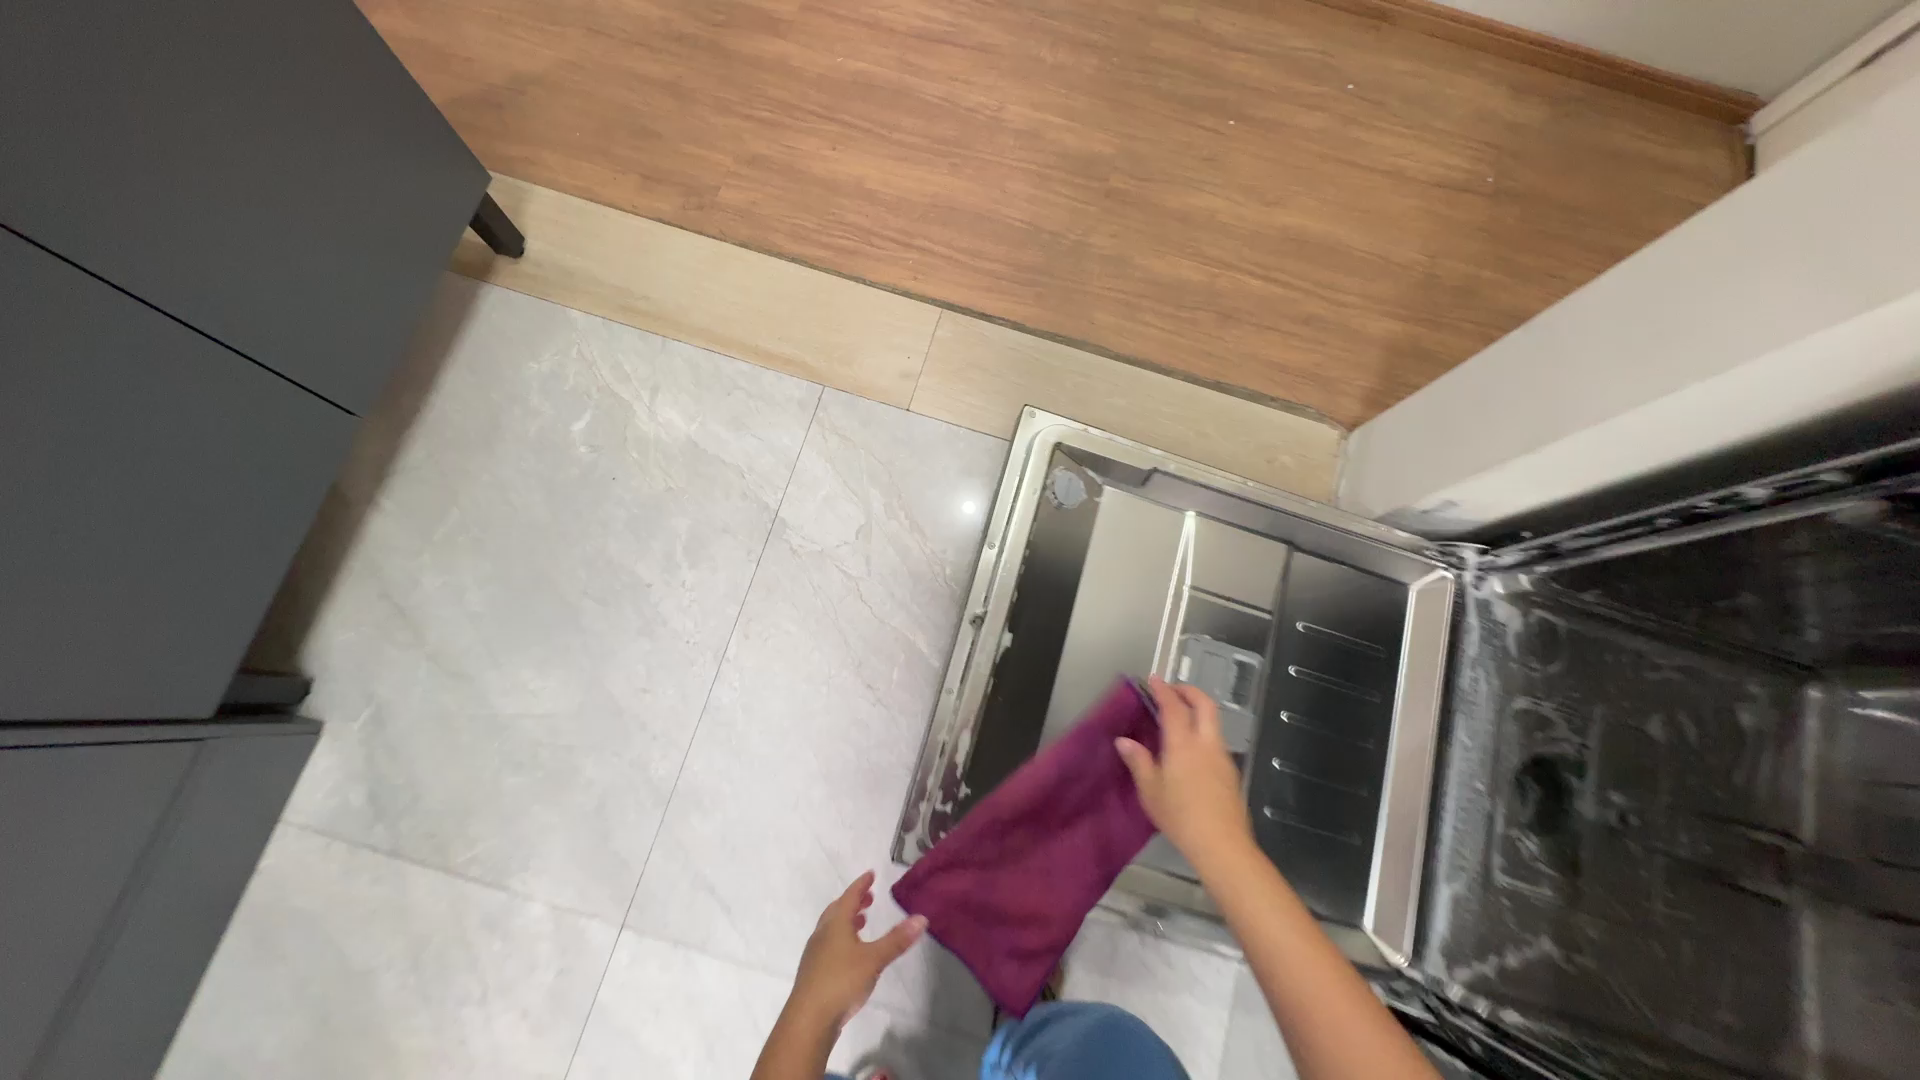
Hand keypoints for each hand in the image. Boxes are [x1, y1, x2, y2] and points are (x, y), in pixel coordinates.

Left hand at [787, 871, 926, 1029]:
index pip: (849, 896)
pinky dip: (841, 938)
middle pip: (837, 910)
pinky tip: (850, 954)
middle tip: (868, 898)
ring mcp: (815, 953)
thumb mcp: (874, 959)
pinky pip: (828, 944)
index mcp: (835, 924)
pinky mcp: (813, 972)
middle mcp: (822, 934)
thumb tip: (921, 918)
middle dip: (853, 902)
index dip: (861, 885)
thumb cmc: (841, 981)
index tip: (870, 874)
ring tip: (861, 922)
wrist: (808, 1019)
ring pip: (831, 928)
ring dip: (846, 921)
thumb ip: (897, 940)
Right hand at [1116, 676, 1254, 867]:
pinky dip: (1203, 731)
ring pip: (1213, 721)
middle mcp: (1206, 743)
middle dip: (1189, 691)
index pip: (1173, 706)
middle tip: (1172, 690)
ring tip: (1179, 717)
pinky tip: (1190, 748)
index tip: (1154, 679)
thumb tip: (1124, 741)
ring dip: (1198, 710)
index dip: (1163, 690)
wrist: (1221, 844)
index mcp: (1183, 744)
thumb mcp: (1151, 791)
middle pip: (1204, 704)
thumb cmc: (1180, 816)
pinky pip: (1215, 740)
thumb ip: (1139, 761)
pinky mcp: (1230, 771)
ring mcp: (1222, 756)